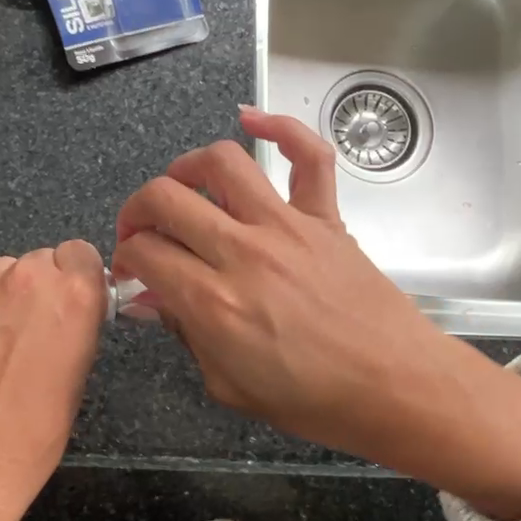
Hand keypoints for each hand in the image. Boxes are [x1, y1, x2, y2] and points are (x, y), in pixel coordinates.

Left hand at [0, 241, 107, 520]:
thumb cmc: (34, 433)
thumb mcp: (78, 374)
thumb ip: (78, 322)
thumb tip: (72, 304)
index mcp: (71, 295)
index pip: (80, 252)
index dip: (75, 278)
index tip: (67, 302)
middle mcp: (24, 278)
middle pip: (38, 260)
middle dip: (37, 287)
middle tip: (28, 330)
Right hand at [112, 107, 520, 520]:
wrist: (396, 388)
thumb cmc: (314, 401)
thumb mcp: (229, 386)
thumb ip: (183, 333)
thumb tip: (148, 299)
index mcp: (213, 302)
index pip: (144, 252)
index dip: (124, 258)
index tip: (130, 271)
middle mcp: (243, 251)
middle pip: (165, 199)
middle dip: (135, 212)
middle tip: (139, 234)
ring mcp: (287, 226)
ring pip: (220, 162)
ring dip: (183, 168)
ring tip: (179, 189)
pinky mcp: (325, 217)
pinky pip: (308, 155)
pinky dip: (279, 126)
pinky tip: (251, 119)